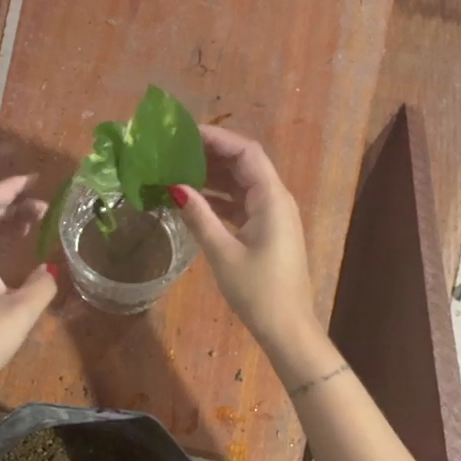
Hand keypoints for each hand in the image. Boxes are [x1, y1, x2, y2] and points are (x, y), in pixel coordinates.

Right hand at [172, 126, 317, 349]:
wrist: (287, 327)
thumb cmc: (258, 291)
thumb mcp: (223, 254)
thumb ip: (200, 217)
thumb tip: (174, 187)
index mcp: (271, 198)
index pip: (246, 152)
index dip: (217, 138)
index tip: (184, 133)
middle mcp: (276, 200)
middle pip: (244, 164)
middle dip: (211, 154)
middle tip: (174, 151)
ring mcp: (273, 217)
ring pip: (241, 185)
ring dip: (213, 177)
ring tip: (176, 171)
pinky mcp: (267, 233)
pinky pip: (241, 205)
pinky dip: (219, 200)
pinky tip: (193, 202)